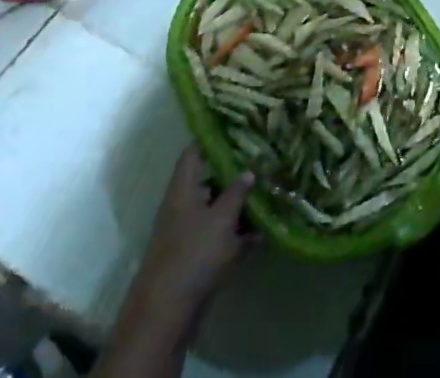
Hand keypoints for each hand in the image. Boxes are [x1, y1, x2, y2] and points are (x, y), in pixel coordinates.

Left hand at [119, 148, 254, 338]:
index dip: (213, 137)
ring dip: (241, 205)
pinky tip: (265, 233)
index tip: (239, 128)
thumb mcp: (221, 219)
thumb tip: (249, 170)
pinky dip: (240, 234)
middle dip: (236, 173)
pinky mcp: (198, 255)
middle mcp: (184, 204)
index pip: (195, 151)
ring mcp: (190, 231)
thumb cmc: (194, 253)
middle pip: (210, 180)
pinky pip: (222, 236)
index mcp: (183, 188)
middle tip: (264, 161)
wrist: (169, 309)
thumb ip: (237, 192)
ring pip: (218, 209)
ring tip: (271, 193)